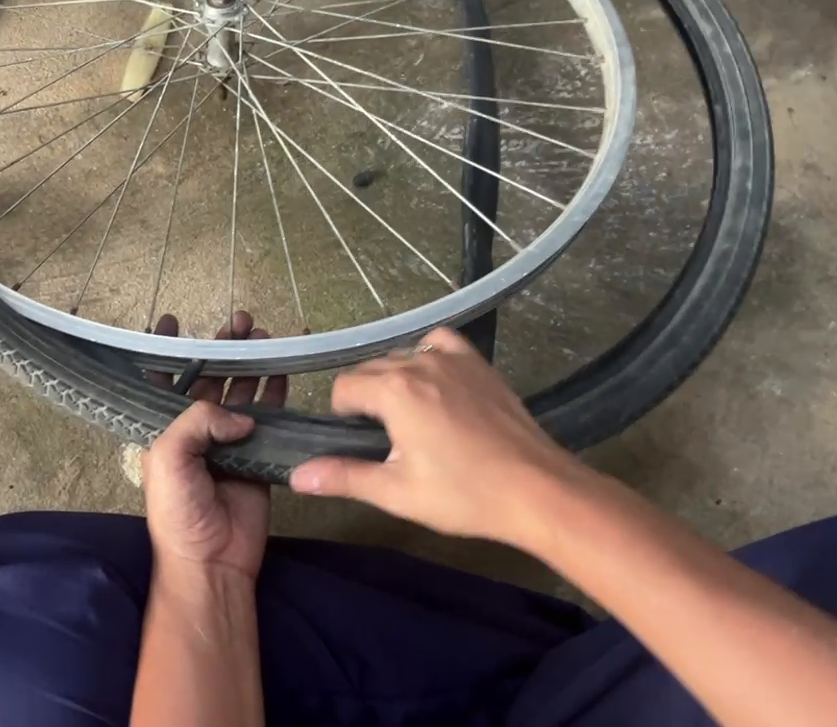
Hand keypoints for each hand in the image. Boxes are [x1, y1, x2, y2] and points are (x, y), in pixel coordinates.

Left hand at [141, 312, 286, 581]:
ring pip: (240, 388)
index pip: (161, 378)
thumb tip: (242, 415)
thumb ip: (198, 419)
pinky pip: (268, 413)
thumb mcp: (169, 456)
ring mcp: (227, 438)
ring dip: (251, 362)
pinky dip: (276, 389)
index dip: (164, 348)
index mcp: (163, 426)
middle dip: (221, 346)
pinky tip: (282, 368)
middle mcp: (194, 427)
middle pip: (209, 376)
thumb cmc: (177, 509)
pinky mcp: (257, 452)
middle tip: (238, 320)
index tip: (173, 319)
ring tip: (262, 334)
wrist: (211, 560)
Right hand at [288, 327, 582, 548]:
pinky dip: (427, 355)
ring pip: (400, 356)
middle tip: (389, 441)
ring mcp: (450, 358)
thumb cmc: (465, 495)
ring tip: (414, 419)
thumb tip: (296, 477)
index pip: (342, 387)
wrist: (540, 491)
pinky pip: (438, 341)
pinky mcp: (477, 362)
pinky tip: (435, 382)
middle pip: (368, 369)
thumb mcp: (398, 492)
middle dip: (368, 399)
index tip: (364, 444)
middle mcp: (416, 362)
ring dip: (395, 380)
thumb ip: (344, 477)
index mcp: (392, 390)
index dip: (344, 416)